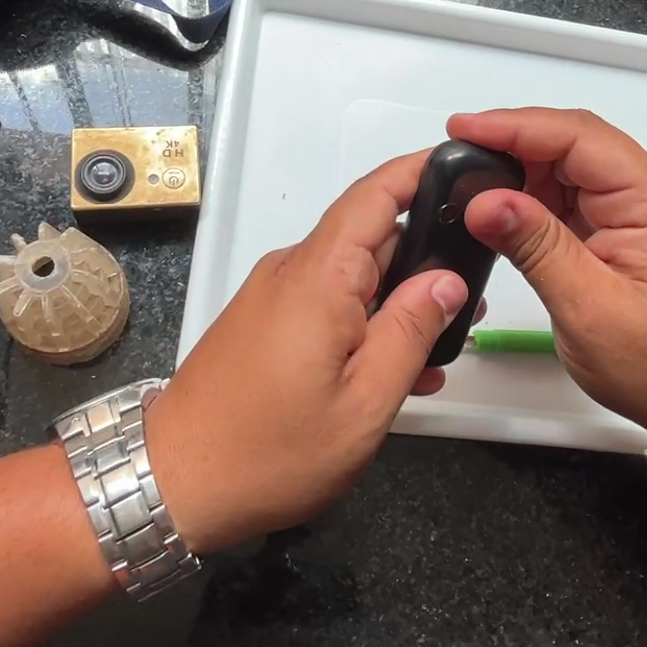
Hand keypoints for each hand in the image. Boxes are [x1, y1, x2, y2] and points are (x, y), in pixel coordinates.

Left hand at [142, 152, 466, 553]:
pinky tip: (391, 368)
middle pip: (370, 237)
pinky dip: (363, 321)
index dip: (420, 171)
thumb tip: (447, 281)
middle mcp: (292, 269)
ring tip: (439, 347)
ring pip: (353, 274)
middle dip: (425, 260)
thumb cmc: (270, 451)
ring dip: (397, 301)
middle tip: (471, 297)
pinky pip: (327, 301)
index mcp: (319, 276)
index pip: (375, 195)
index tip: (463, 166)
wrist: (175, 480)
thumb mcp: (363, 402)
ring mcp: (275, 293)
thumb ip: (411, 332)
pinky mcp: (265, 318)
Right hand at [448, 108, 646, 472]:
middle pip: (577, 144)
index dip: (516, 126)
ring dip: (523, 172)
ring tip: (473, 183)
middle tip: (458, 151)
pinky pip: (577, 199)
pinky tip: (507, 210)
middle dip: (515, 142)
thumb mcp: (590, 310)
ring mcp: (643, 213)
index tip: (464, 127)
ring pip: (573, 169)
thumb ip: (536, 248)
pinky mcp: (629, 232)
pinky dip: (537, 200)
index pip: (580, 138)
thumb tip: (484, 201)